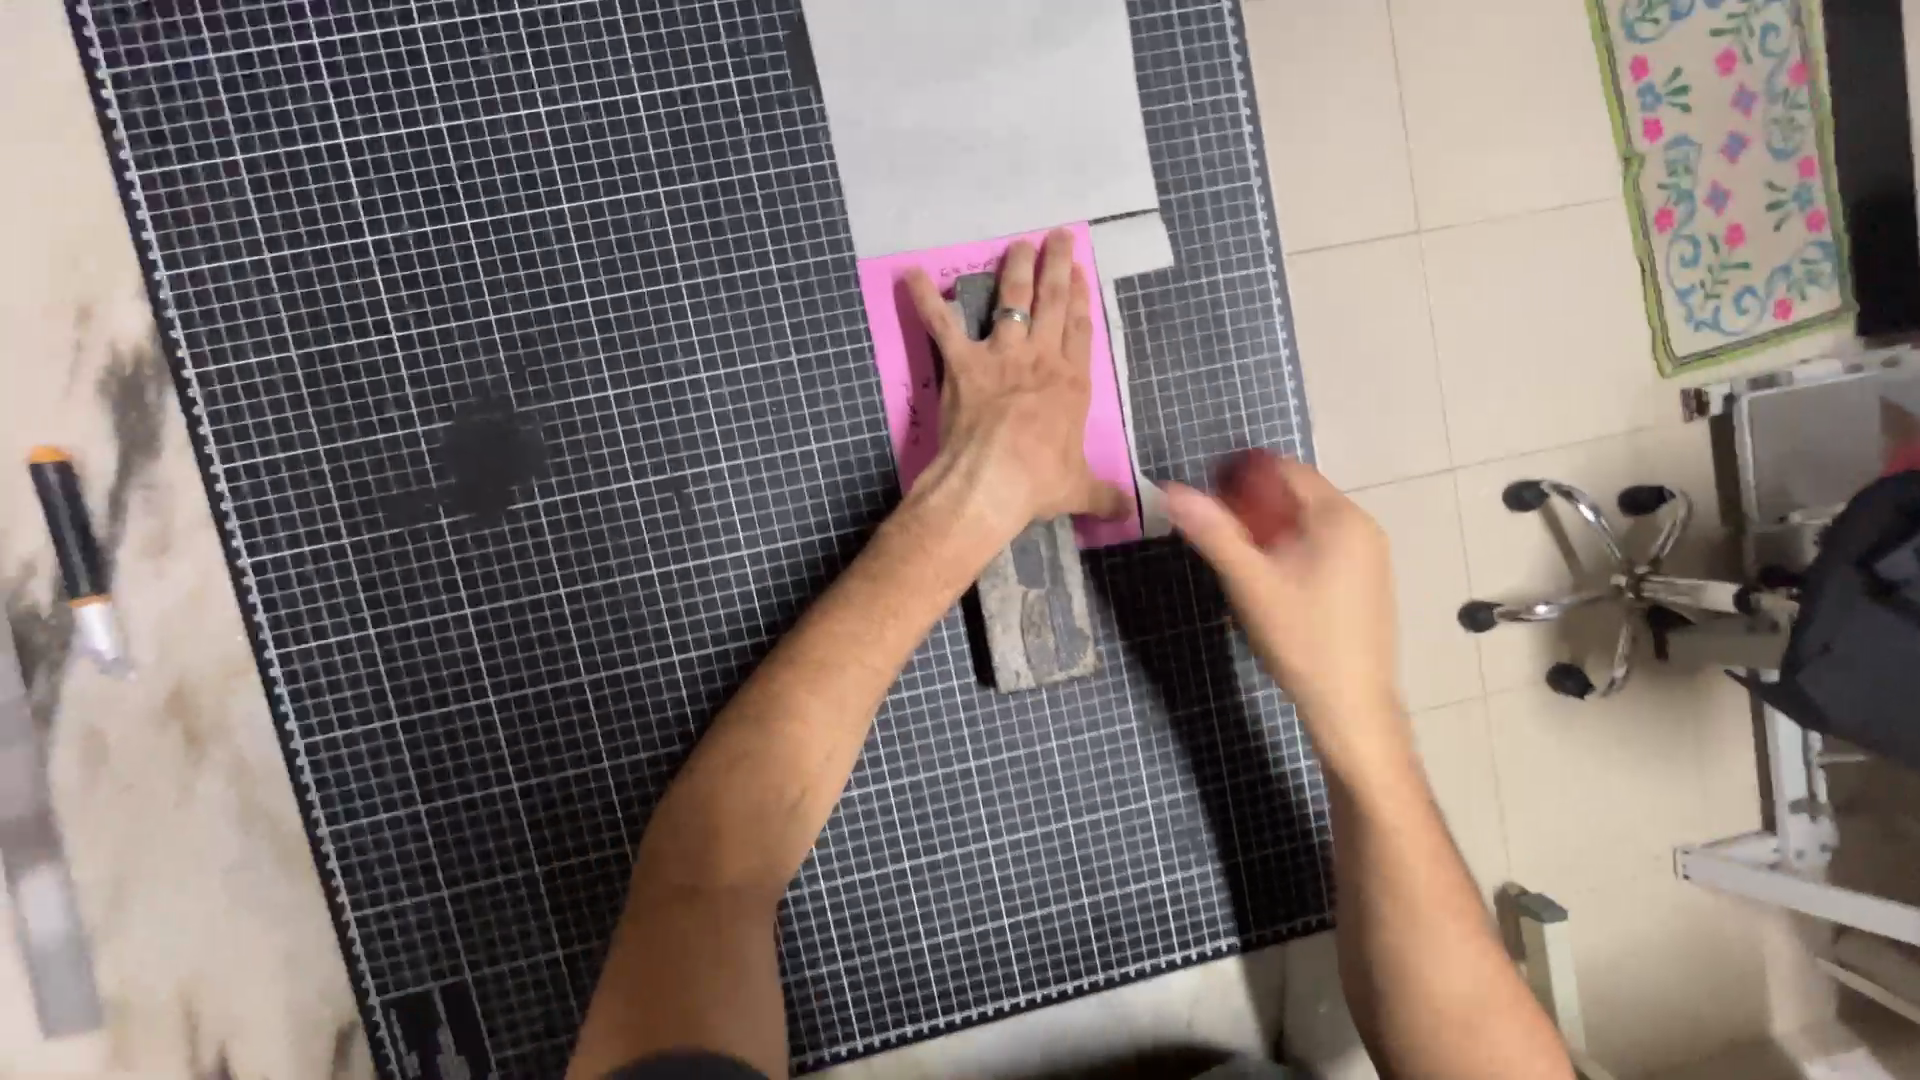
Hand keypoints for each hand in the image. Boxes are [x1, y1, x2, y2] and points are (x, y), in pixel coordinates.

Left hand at [904, 228, 1131, 544]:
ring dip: (1014, 269)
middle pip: (1052, 302)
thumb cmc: (1037, 484)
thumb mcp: (1080, 490)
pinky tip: (911, 276)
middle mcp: (1040, 359)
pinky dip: (925, 299)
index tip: (1080, 272)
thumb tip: (1132, 512)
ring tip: (1016, 245)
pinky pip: (942, 324)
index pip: (1080, 331)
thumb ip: (1105, 496)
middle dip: (1056, 266)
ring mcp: (1001, 356)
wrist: (992, 484)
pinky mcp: (963, 363)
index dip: (1081, 299)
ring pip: (1011, 300)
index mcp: (1072, 384)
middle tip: (1057, 236)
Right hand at [1166, 458, 1403, 765]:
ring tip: (1238, 560)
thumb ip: (1212, 532)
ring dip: (1270, 529)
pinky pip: (1323, 546)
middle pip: (1297, 495)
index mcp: (1340, 517)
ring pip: (1308, 523)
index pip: (1285, 469)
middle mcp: (1363, 527)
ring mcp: (1371, 555)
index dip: (1241, 475)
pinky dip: (1291, 549)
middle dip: (1253, 506)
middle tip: (1216, 533)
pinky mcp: (1368, 581)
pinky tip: (1271, 582)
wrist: (1351, 704)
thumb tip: (1171, 490)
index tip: (1206, 497)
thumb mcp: (1249, 583)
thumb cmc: (1300, 639)